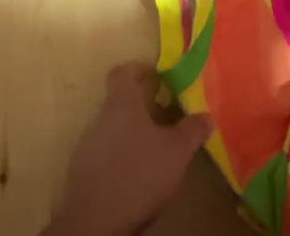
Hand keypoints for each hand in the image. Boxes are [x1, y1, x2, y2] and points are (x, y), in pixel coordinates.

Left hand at [43, 62, 213, 235]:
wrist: (95, 223)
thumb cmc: (139, 174)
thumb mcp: (177, 152)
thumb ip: (192, 130)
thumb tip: (207, 115)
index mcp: (121, 104)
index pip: (123, 71)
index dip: (140, 69)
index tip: (158, 78)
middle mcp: (100, 118)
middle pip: (120, 101)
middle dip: (143, 107)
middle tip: (167, 117)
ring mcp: (87, 145)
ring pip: (113, 128)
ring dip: (132, 133)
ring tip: (156, 148)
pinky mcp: (82, 171)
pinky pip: (105, 152)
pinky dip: (121, 155)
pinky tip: (137, 173)